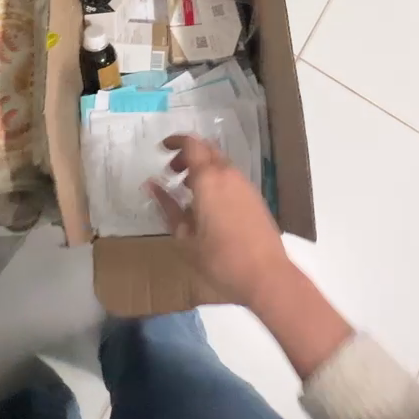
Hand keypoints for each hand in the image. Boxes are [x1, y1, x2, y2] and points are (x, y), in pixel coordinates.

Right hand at [148, 134, 294, 306]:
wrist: (267, 276)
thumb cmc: (220, 259)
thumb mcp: (185, 236)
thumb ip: (167, 206)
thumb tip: (151, 185)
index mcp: (208, 178)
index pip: (191, 144)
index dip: (175, 141)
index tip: (162, 149)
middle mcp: (228, 174)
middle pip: (207, 149)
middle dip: (187, 154)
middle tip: (172, 172)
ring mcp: (245, 184)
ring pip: (220, 162)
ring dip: (202, 167)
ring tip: (188, 191)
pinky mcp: (255, 197)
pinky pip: (231, 177)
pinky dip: (216, 178)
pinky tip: (209, 204)